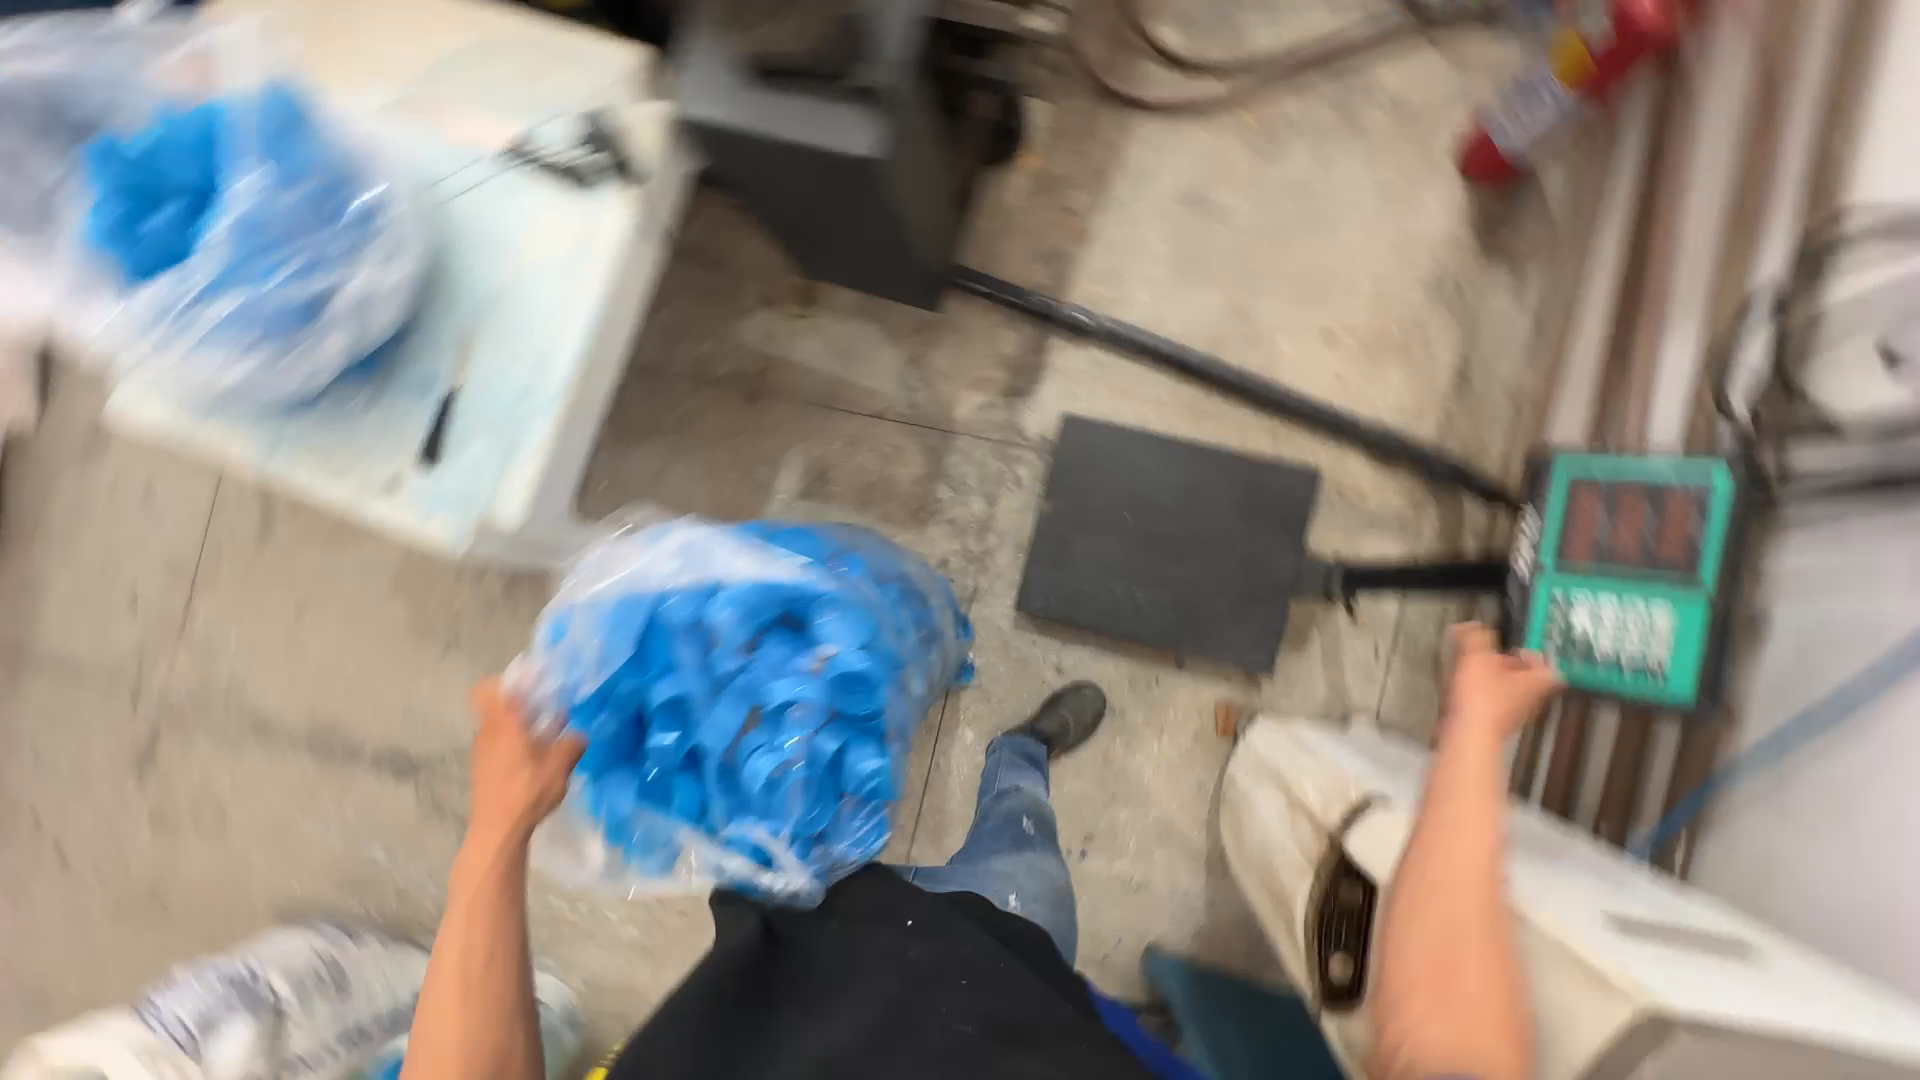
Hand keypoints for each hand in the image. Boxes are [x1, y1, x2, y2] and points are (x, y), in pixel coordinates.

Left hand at [466, 678, 585, 850]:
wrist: (498, 830)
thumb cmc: (528, 791)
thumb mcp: (561, 765)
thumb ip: (572, 744)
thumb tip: (577, 735)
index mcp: (504, 724)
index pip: (488, 689)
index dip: (507, 680)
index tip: (533, 681)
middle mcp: (489, 732)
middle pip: (500, 705)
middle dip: (525, 703)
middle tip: (553, 706)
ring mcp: (484, 751)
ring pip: (503, 725)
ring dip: (524, 724)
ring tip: (553, 733)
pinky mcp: (486, 768)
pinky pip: (503, 743)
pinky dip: (520, 743)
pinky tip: (542, 757)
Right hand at [1443, 622, 1561, 742]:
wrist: (1470, 734)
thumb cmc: (1481, 695)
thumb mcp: (1477, 658)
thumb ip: (1476, 638)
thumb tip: (1472, 625)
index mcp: (1537, 681)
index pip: (1552, 668)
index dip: (1538, 657)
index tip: (1518, 649)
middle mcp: (1533, 698)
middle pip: (1531, 679)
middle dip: (1513, 667)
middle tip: (1494, 657)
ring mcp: (1515, 713)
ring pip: (1513, 691)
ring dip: (1498, 680)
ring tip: (1477, 671)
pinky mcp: (1497, 722)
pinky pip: (1497, 703)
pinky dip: (1487, 694)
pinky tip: (1468, 690)